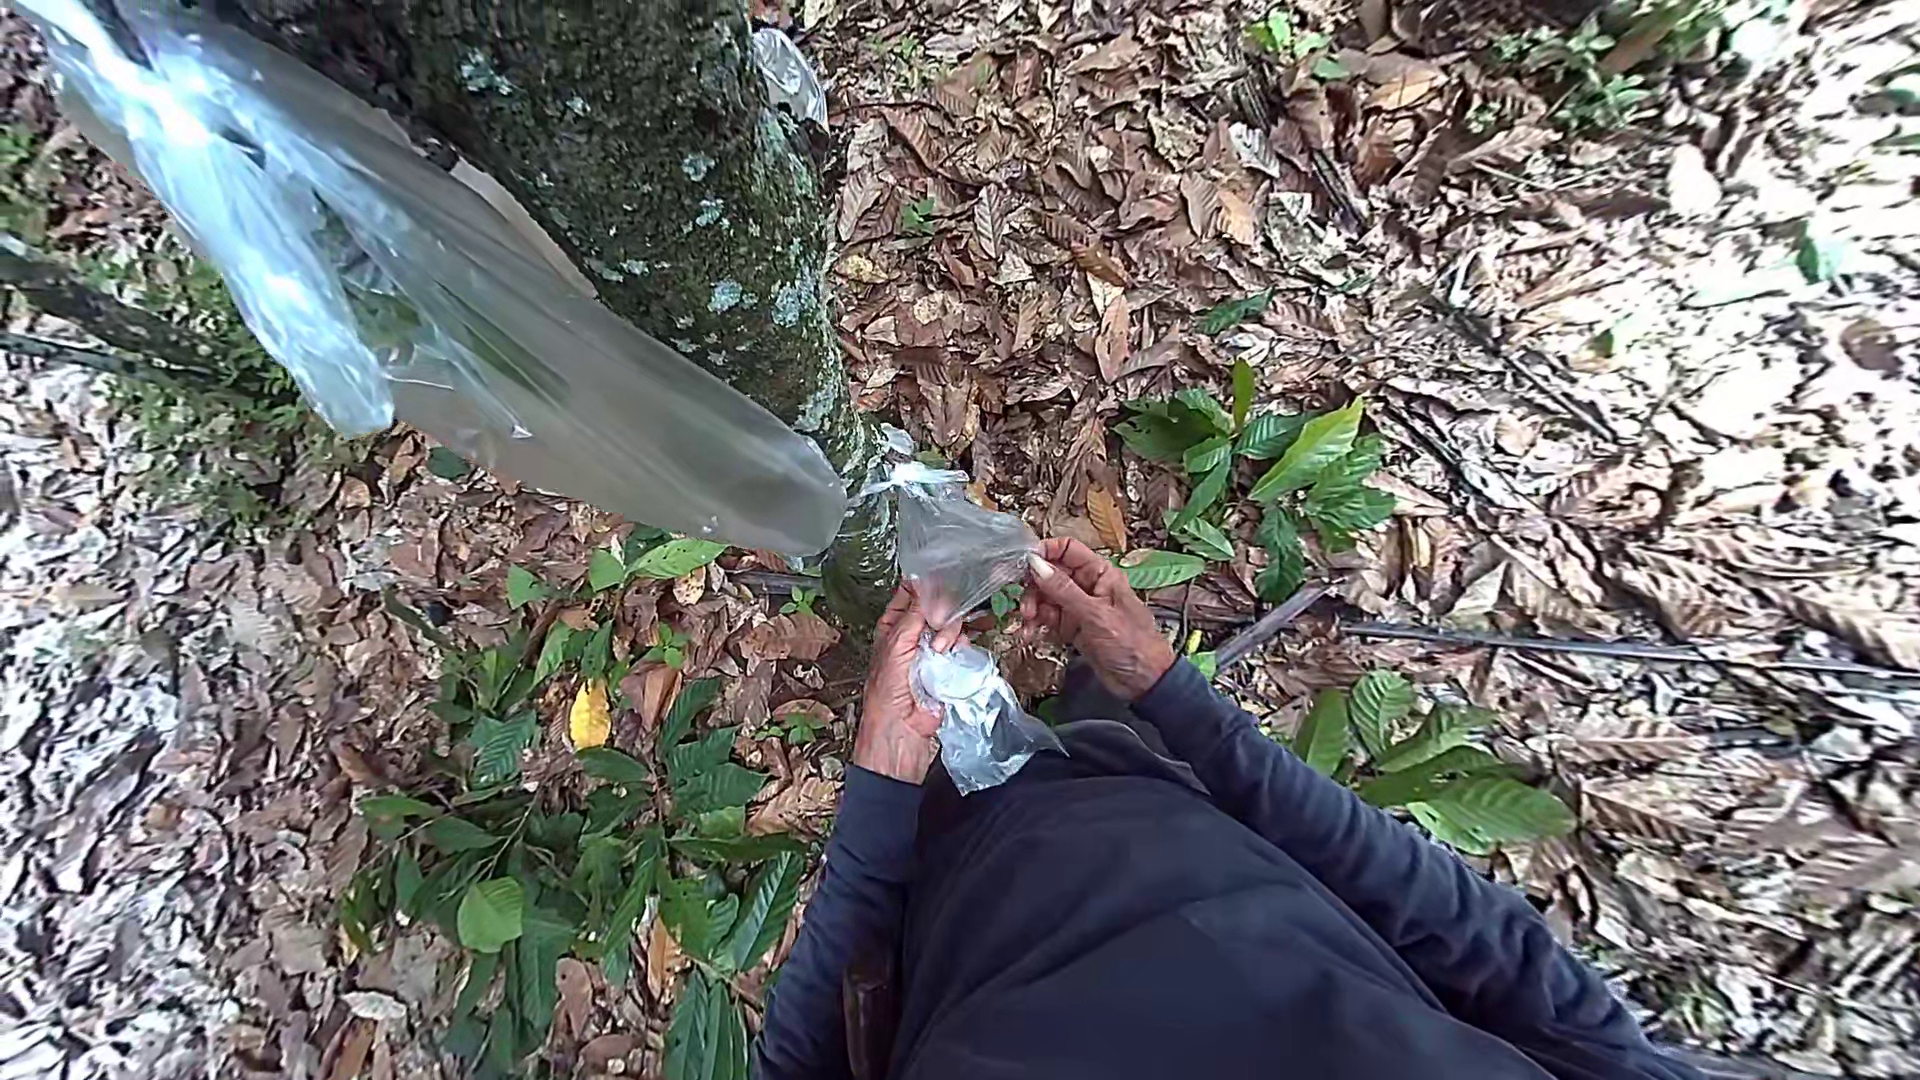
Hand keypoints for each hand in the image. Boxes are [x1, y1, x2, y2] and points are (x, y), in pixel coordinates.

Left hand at [854, 586, 942, 783]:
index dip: (922, 587)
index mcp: (892, 628)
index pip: (908, 597)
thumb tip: (922, 585)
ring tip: (940, 649)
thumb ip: (912, 615)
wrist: (903, 733)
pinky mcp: (948, 664)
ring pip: (950, 624)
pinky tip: (953, 652)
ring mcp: (931, 650)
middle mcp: (912, 636)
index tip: (937, 580)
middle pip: (935, 607)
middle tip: (939, 621)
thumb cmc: (887, 694)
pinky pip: (961, 644)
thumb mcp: (895, 646)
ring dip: (948, 632)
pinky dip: (960, 644)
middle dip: (940, 612)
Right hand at [1020, 537, 1175, 699]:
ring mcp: (1078, 606)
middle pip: (1051, 573)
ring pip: (1045, 596)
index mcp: (1100, 573)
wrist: (1143, 681)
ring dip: (1032, 607)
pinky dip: (1036, 623)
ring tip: (1028, 622)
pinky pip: (1047, 617)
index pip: (1067, 549)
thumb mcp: (1095, 614)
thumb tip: (1036, 565)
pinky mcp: (1072, 626)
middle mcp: (1087, 585)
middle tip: (1026, 604)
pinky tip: (1030, 633)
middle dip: (1034, 586)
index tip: (1025, 564)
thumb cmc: (1131, 643)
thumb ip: (1063, 589)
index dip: (1045, 552)